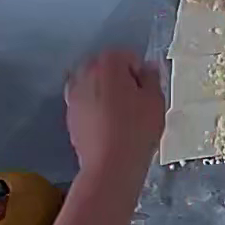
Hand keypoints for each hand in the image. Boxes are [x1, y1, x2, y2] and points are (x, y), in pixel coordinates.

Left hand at [64, 51, 165, 176]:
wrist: (110, 166)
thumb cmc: (137, 129)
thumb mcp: (155, 100)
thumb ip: (151, 77)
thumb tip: (147, 68)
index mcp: (108, 63)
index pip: (129, 57)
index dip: (141, 73)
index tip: (147, 93)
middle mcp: (86, 73)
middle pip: (106, 67)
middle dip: (120, 78)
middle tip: (135, 100)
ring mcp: (74, 94)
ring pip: (93, 83)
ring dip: (105, 91)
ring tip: (120, 113)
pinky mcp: (69, 114)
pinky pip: (85, 102)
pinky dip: (95, 106)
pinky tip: (107, 125)